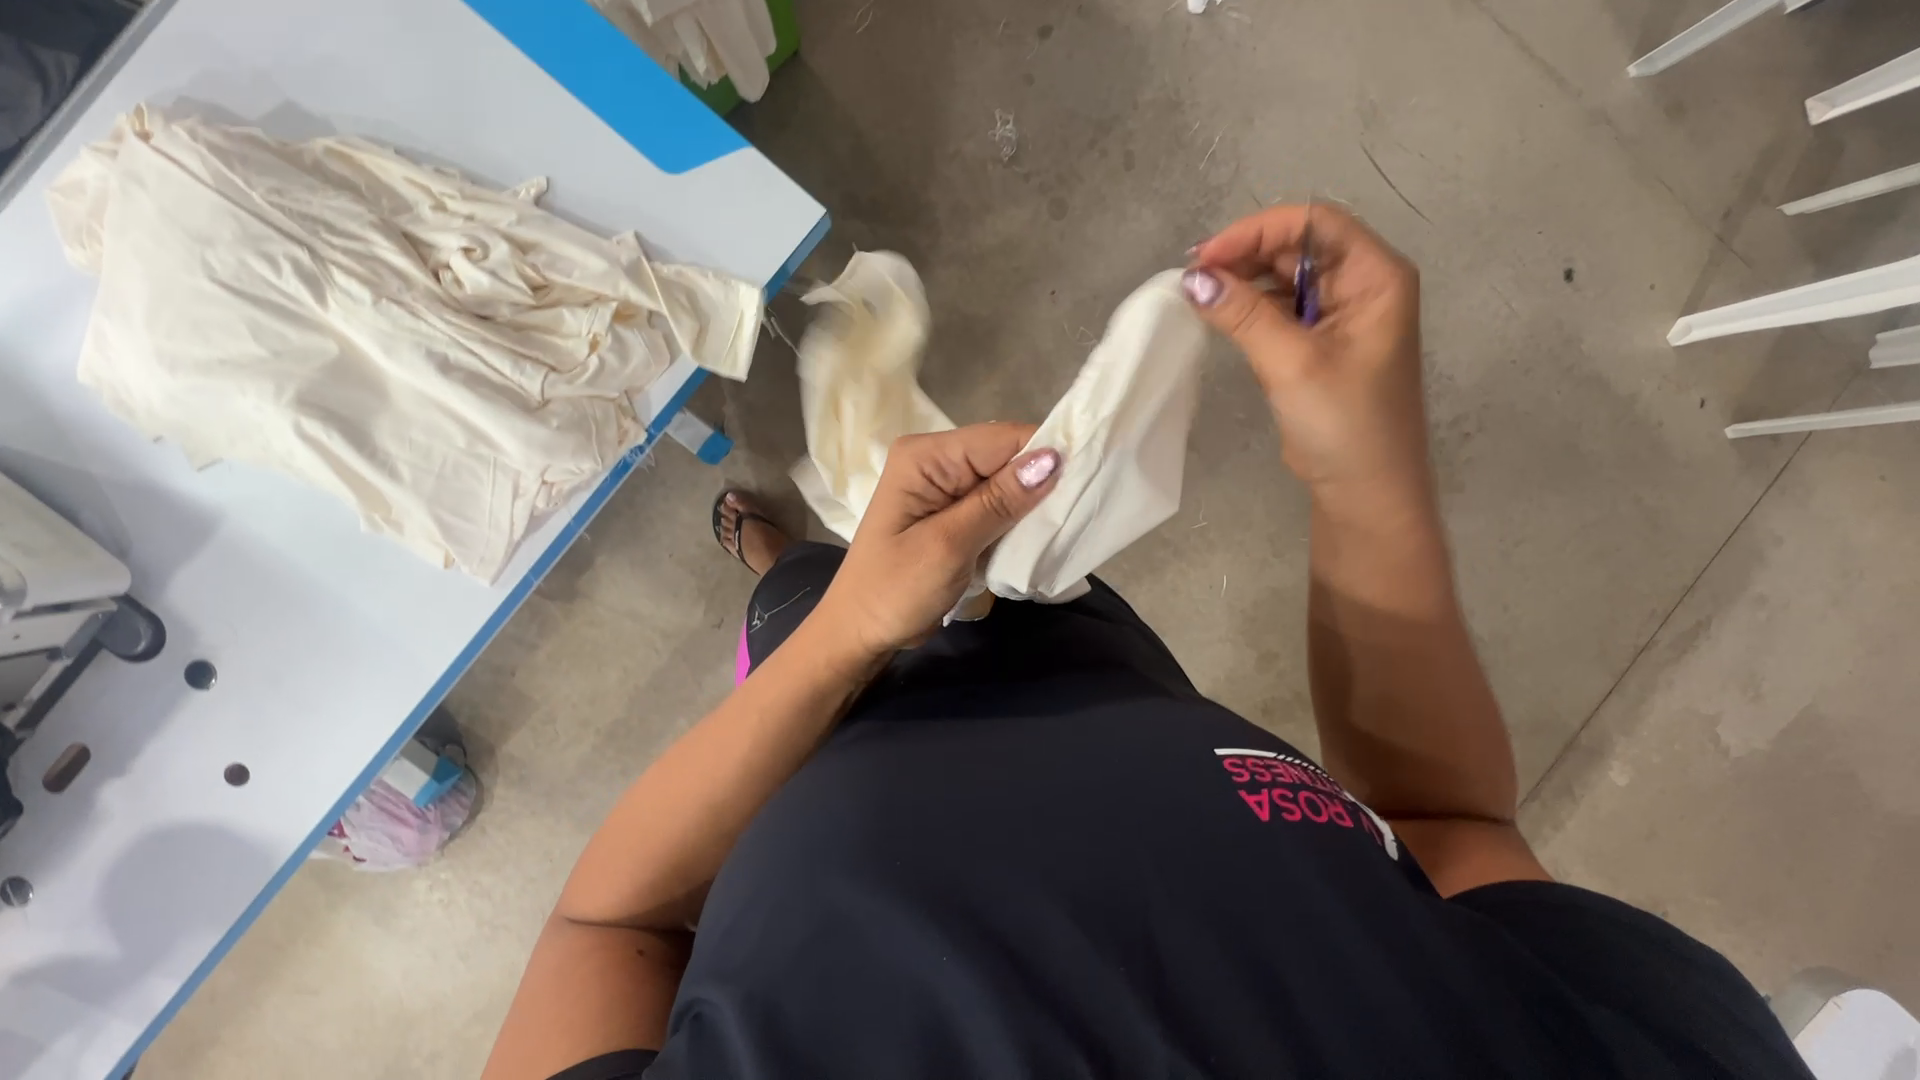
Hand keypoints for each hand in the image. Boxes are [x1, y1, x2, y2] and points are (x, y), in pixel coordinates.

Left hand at [814, 423, 1061, 656]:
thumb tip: (1051, 459)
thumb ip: (998, 501)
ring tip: (1061, 529)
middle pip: (1007, 456)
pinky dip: (1018, 521)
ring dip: (1033, 505)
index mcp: (925, 456)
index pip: (1001, 439)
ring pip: (1007, 482)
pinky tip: (1037, 539)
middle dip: (1042, 481)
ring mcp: (945, 487)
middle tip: (1077, 513)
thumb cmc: (894, 591)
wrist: (860, 633)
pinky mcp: (954, 513)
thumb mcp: (948, 546)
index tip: (1086, 482)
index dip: (1045, 456)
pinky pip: (998, 505)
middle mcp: (936, 461)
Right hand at [1183, 204, 1431, 518]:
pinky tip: (1219, 317)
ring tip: (1198, 297)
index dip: (1256, 230)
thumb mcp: (1291, 363)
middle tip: (1193, 279)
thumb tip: (1192, 279)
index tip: (1205, 258)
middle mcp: (1362, 285)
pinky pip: (1279, 309)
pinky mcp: (1319, 343)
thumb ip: (1243, 314)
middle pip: (1297, 246)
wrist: (1365, 490)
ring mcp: (1340, 315)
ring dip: (1242, 282)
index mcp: (1376, 276)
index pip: (1313, 224)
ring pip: (1283, 278)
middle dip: (1244, 255)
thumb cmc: (1344, 424)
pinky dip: (1248, 308)